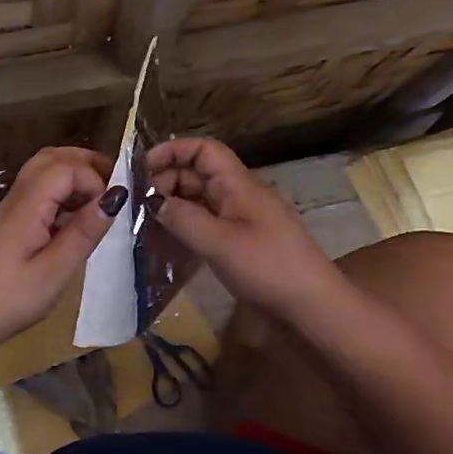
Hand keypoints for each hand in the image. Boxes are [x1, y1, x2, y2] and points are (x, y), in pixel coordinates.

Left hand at [0, 147, 127, 344]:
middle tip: (114, 186)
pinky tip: (76, 218)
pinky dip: (62, 192)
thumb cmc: (12, 299)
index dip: (93, 179)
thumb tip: (115, 197)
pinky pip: (38, 191)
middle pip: (51, 158)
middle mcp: (16, 199)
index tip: (110, 209)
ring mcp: (10, 210)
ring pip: (42, 171)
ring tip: (100, 200)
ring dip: (74, 176)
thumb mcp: (55, 271)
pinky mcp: (10, 223)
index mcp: (27, 207)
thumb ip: (84, 231)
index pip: (65, 168)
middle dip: (86, 164)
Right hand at [145, 138, 342, 318]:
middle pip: (199, 174)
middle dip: (167, 181)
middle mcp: (240, 195)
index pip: (204, 150)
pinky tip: (170, 240)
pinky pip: (209, 222)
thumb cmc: (267, 267)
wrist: (311, 303)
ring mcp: (243, 219)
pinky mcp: (243, 241)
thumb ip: (183, 219)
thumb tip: (154, 202)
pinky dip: (187, 225)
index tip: (143, 169)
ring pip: (201, 200)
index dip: (173, 151)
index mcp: (239, 184)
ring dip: (175, 205)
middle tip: (140, 205)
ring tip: (147, 222)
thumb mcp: (219, 242)